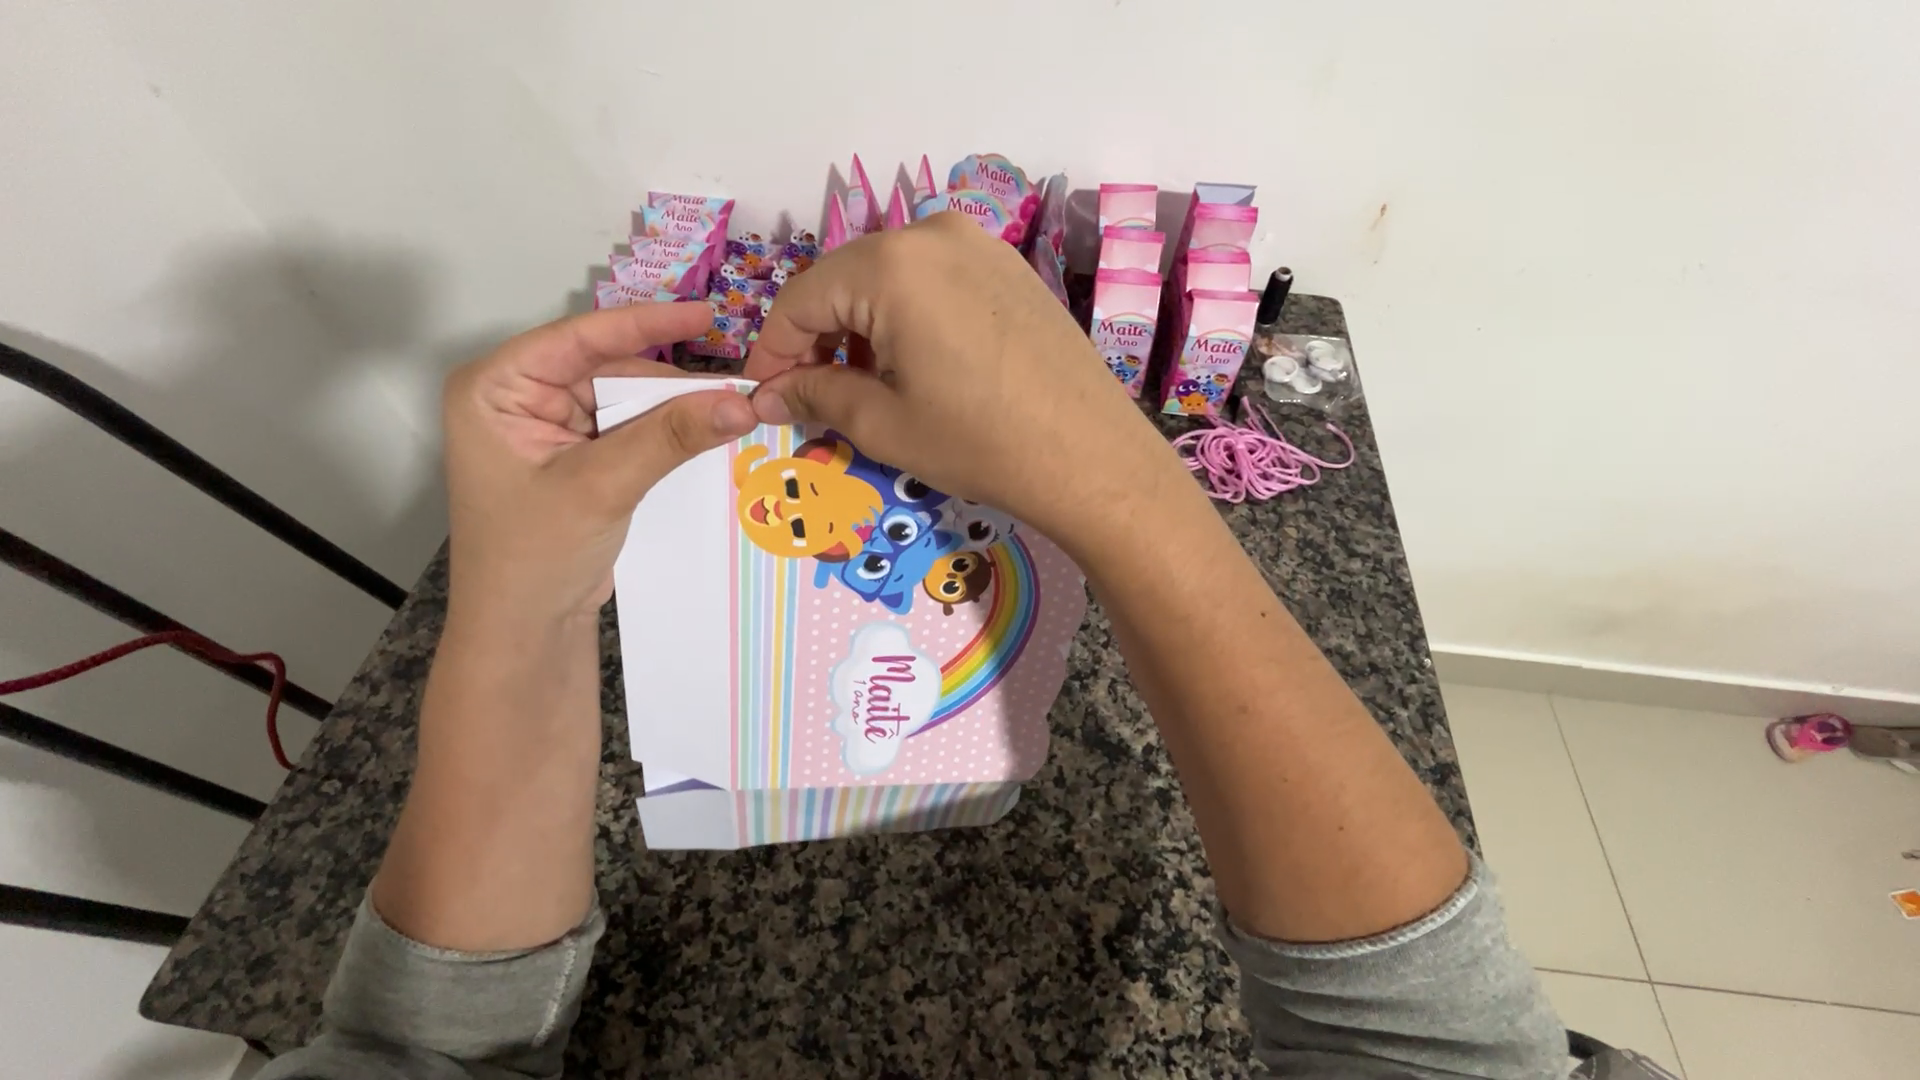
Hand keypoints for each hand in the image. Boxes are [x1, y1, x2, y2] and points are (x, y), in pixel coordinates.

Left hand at [442, 302, 756, 622]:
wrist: (526, 630)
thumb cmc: (534, 556)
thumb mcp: (602, 486)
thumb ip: (670, 438)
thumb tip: (741, 404)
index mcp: (496, 389)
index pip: (579, 339)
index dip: (648, 324)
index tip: (707, 314)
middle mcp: (520, 398)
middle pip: (608, 368)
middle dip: (670, 378)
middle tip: (734, 381)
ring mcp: (550, 429)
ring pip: (626, 399)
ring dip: (674, 408)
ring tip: (730, 409)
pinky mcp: (579, 458)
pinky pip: (631, 430)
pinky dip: (666, 433)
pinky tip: (705, 432)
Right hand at [741, 213, 1185, 547]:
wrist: (1090, 457)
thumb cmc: (979, 443)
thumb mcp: (884, 424)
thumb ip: (816, 395)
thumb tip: (769, 394)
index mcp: (890, 264)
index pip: (801, 300)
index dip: (772, 351)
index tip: (763, 394)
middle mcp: (933, 233)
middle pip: (846, 282)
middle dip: (819, 339)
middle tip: (811, 396)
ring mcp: (981, 246)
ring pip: (892, 280)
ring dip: (864, 328)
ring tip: (865, 386)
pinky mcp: (1011, 269)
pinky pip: (937, 283)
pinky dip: (910, 319)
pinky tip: (917, 365)